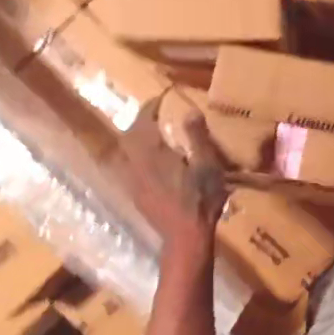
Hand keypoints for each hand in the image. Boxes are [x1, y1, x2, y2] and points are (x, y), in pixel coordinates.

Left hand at [118, 99, 227, 247]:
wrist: (186, 237)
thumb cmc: (201, 199)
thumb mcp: (208, 165)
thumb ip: (198, 137)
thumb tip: (191, 111)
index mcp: (153, 152)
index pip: (145, 120)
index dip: (152, 106)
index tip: (163, 97)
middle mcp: (136, 162)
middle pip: (130, 134)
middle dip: (141, 120)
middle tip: (155, 114)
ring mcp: (132, 180)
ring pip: (125, 151)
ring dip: (135, 138)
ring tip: (151, 135)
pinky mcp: (135, 194)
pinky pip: (128, 167)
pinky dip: (136, 156)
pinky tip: (149, 162)